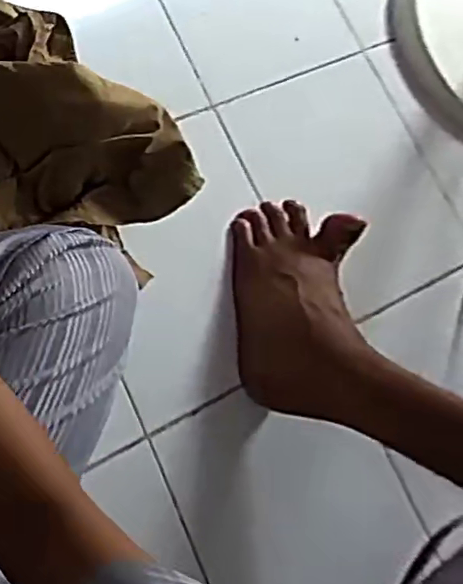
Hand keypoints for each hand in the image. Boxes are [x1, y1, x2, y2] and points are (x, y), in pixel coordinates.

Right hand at [231, 199, 375, 420]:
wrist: (334, 375)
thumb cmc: (285, 367)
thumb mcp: (250, 363)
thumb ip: (247, 356)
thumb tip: (247, 375)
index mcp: (243, 283)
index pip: (238, 250)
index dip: (239, 234)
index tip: (238, 222)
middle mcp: (269, 271)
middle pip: (264, 240)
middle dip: (262, 224)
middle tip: (260, 210)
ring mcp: (302, 273)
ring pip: (292, 236)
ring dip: (289, 222)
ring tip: (288, 208)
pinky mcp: (331, 281)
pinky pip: (330, 245)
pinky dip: (335, 231)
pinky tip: (345, 219)